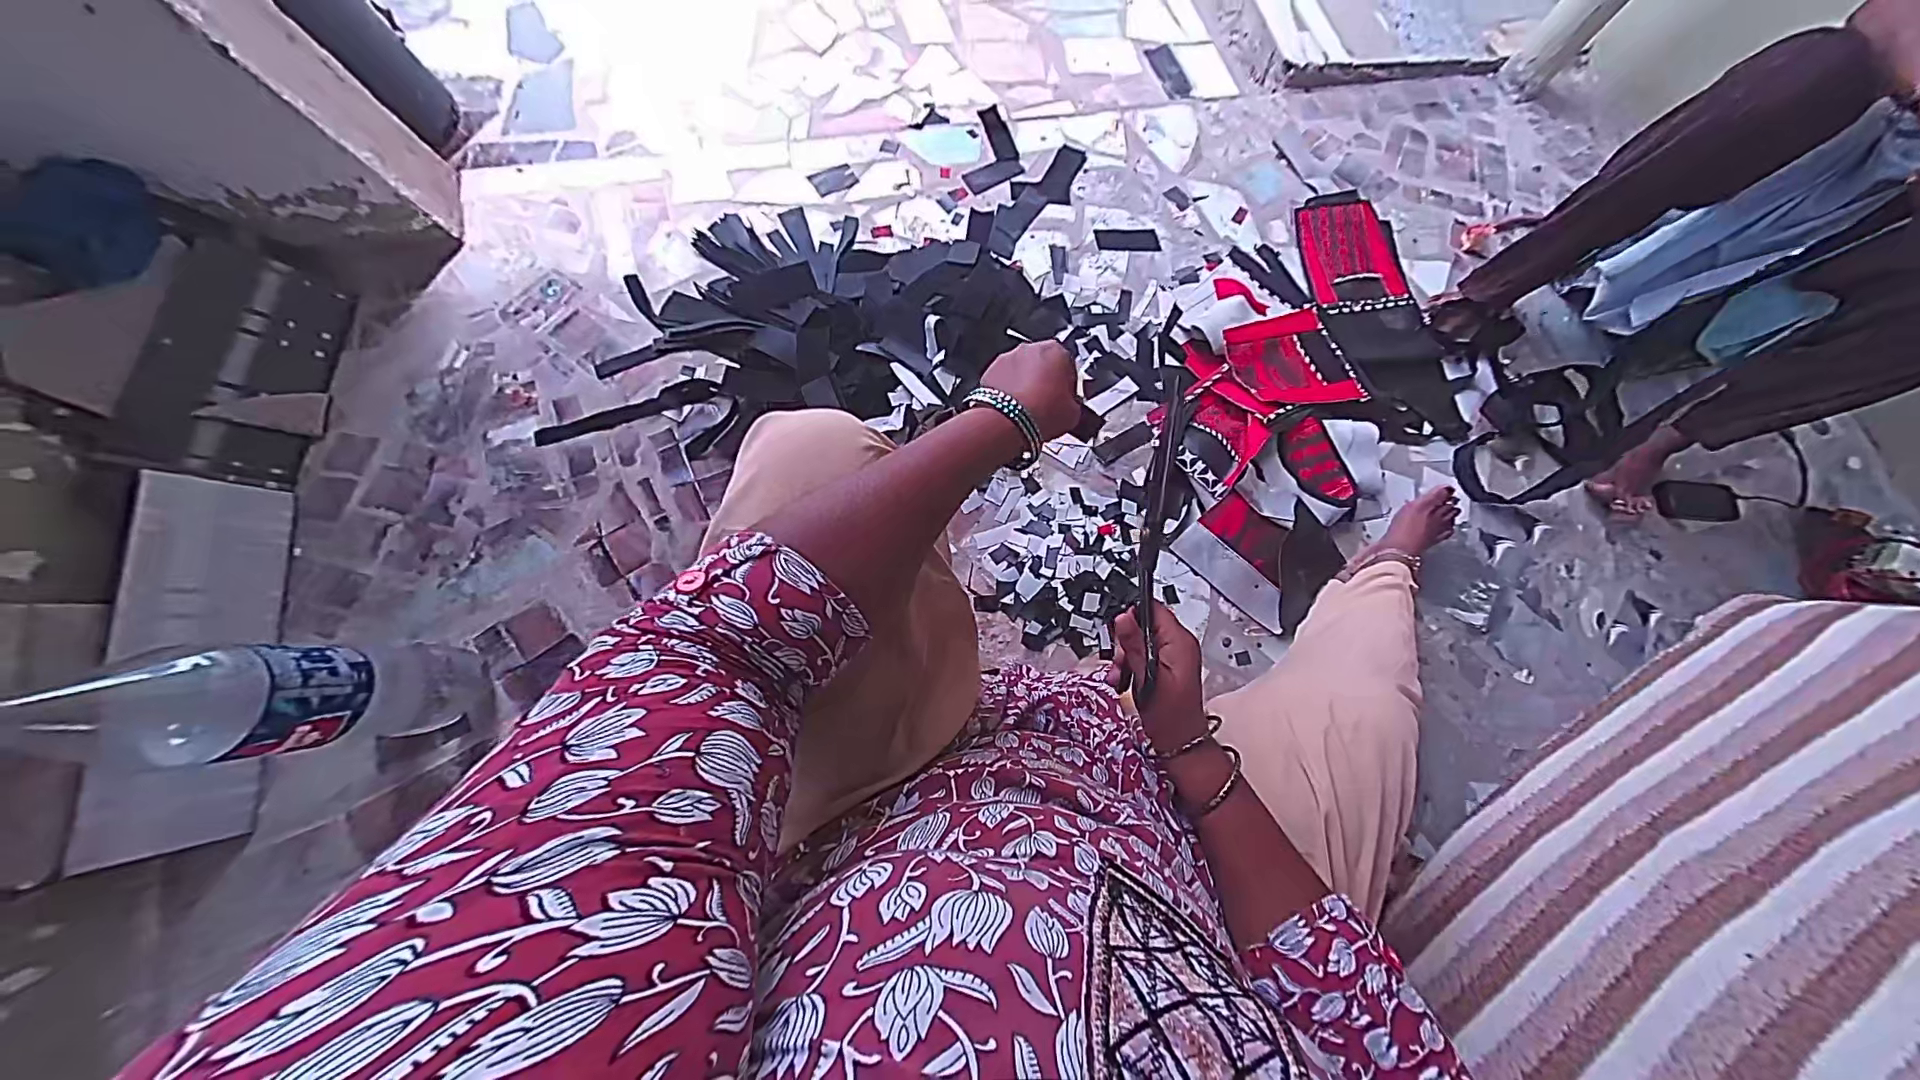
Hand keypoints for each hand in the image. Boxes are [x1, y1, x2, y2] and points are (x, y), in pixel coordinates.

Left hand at [981, 340, 1079, 442]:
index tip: (1066, 399)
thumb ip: (1075, 403)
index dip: (1069, 386)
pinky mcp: (990, 371)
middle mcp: (1031, 349)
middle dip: (1045, 383)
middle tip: (1048, 405)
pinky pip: (1004, 380)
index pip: (1070, 365)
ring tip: (1029, 410)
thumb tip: (1071, 407)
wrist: (1007, 424)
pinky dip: (1008, 391)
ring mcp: (1008, 358)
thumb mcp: (1074, 413)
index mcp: (1057, 351)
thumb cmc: (1039, 413)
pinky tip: (1013, 409)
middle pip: (1043, 365)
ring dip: (1026, 385)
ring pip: (1022, 371)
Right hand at [1105, 602, 1206, 756]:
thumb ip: (1134, 645)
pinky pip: (1145, 653)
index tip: (1120, 632)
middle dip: (1126, 641)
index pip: (1154, 609)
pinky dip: (1131, 663)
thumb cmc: (1169, 717)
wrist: (1178, 742)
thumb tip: (1123, 618)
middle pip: (1144, 625)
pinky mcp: (1167, 665)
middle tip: (1121, 661)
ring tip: (1122, 673)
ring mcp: (1174, 655)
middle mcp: (1179, 645)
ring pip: (1140, 640)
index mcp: (1180, 642)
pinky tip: (1126, 677)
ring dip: (1125, 655)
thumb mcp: (1146, 677)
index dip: (1132, 617)